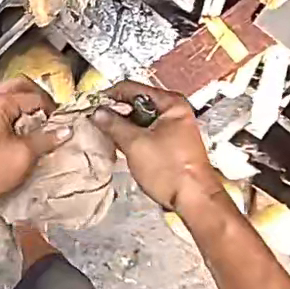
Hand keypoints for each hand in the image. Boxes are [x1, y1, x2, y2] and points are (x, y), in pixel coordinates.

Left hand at [0, 78, 73, 208]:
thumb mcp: (23, 156)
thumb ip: (45, 139)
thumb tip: (63, 131)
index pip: (33, 97)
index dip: (51, 109)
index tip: (60, 123)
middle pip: (17, 86)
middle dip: (36, 97)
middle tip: (49, 114)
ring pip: (3, 94)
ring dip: (20, 103)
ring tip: (34, 123)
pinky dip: (6, 111)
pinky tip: (13, 130)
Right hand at [91, 82, 226, 213]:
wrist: (195, 201)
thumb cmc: (173, 172)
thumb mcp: (134, 143)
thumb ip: (113, 124)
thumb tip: (99, 113)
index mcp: (172, 104)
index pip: (132, 88)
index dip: (110, 95)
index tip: (94, 104)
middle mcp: (176, 112)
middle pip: (137, 102)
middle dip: (117, 112)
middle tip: (99, 121)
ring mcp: (175, 128)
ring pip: (141, 119)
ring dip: (124, 126)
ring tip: (109, 134)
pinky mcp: (173, 144)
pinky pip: (147, 132)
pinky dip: (134, 136)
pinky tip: (123, 146)